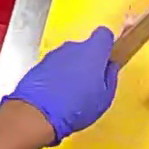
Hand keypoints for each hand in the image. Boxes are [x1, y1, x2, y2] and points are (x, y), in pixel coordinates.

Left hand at [4, 27, 118, 144]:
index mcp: (93, 51)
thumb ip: (110, 77)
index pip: (104, 34)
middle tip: (89, 84)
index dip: (106, 45)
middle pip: (84, 48)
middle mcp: (72, 47)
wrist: (37, 114)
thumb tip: (110, 67)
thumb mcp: (105, 98)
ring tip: (70, 94)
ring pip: (67, 58)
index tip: (106, 60)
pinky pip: (52, 68)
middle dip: (87, 62)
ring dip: (70, 71)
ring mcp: (52, 56)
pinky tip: (55, 96)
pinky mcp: (37, 66)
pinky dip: (55, 78)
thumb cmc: (76, 107)